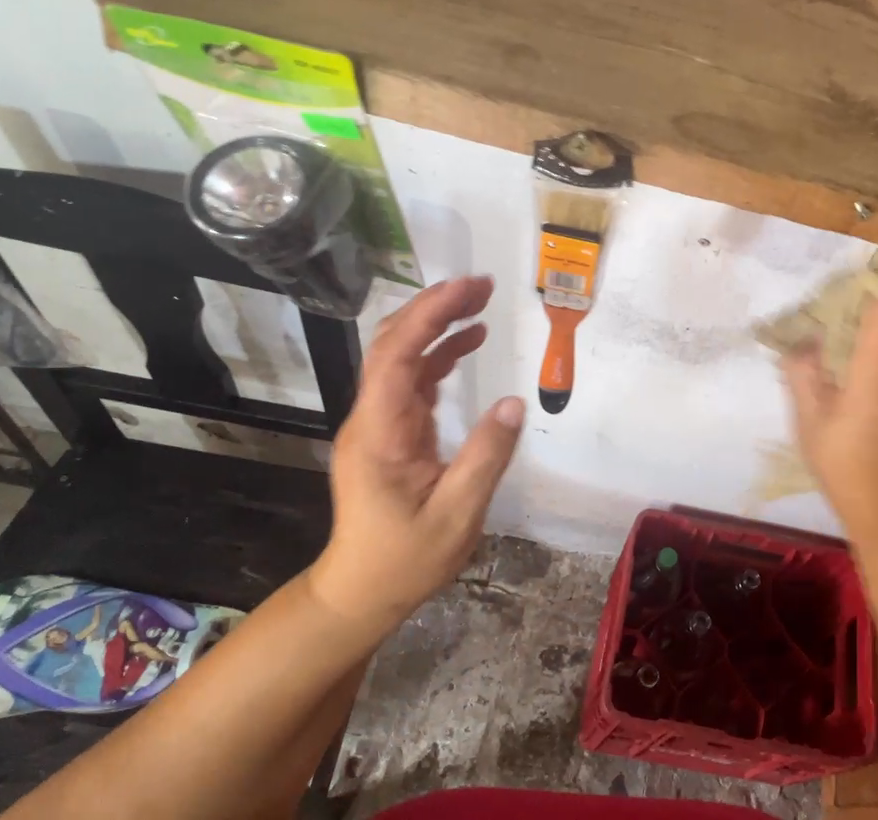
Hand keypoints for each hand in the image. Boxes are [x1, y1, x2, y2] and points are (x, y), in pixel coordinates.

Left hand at [306, 276, 524, 631]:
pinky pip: (413, 381)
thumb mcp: (457, 514)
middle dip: (434, 308)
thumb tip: (515, 403)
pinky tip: (469, 343)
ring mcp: (378, 423)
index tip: (468, 289)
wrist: (361, 591)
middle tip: (482, 285)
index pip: (397, 356)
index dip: (430, 316)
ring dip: (438, 326)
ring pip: (402, 357)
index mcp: (379, 432)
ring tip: (482, 303)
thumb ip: (486, 456)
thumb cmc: (406, 558)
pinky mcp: (390, 432)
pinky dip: (440, 356)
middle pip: (394, 345)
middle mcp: (371, 418)